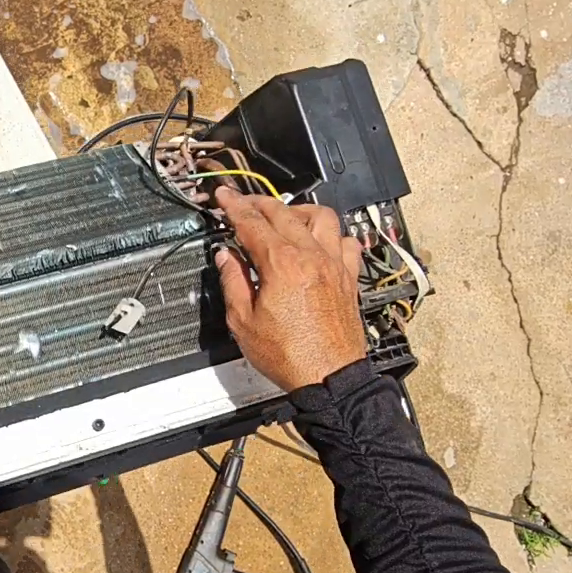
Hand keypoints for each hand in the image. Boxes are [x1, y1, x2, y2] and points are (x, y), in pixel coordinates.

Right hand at [212, 186, 366, 390]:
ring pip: (321, 216)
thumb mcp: (242, 321)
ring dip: (297, 210)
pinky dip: (330, 233)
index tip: (223, 196)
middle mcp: (312, 257)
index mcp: (282, 265)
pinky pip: (346, 241)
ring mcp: (335, 265)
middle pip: (283, 212)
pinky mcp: (348, 278)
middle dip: (258, 203)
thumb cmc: (290, 355)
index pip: (252, 223)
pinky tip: (318, 240)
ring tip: (281, 215)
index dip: (233, 206)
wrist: (329, 377)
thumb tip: (226, 258)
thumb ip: (232, 282)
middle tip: (241, 203)